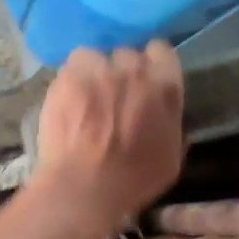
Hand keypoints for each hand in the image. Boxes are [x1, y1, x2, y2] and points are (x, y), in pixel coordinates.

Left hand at [32, 40, 183, 227]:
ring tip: (86, 96)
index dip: (152, 65)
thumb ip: (171, 125)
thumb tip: (166, 115)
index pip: (161, 51)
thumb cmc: (132, 180)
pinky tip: (67, 100)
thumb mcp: (171, 158)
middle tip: (113, 95)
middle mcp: (133, 70)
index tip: (145, 81)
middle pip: (127, 54)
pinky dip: (70, 79)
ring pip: (96, 57)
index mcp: (164, 86)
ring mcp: (98, 70)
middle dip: (121, 71)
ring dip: (94, 72)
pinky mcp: (67, 77)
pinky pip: (71, 66)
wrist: (84, 187)